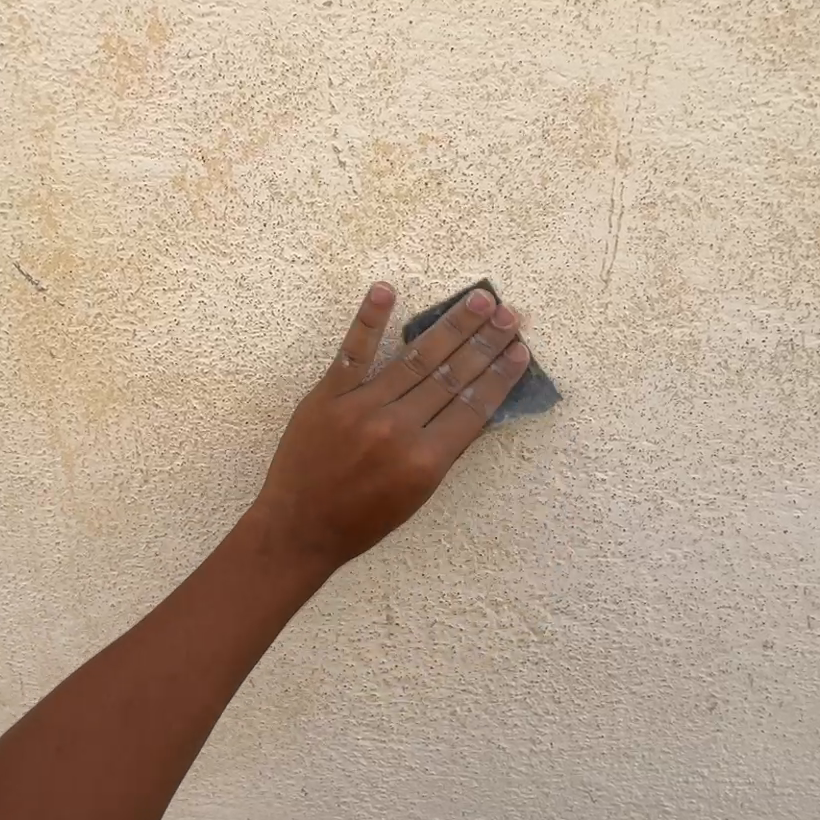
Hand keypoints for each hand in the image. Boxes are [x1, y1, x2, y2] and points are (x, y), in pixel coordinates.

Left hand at [248, 282, 531, 575]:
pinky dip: (369, 320)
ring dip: (450, 326)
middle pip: (452, 375)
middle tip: (510, 313)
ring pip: (415, 358)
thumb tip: (471, 407)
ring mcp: (360, 408)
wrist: (297, 529)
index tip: (521, 349)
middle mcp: (398, 429)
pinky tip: (385, 290)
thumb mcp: (416, 497)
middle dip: (486, 342)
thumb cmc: (361, 521)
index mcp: (425, 461)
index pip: (475, 407)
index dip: (501, 375)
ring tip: (477, 300)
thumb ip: (441, 451)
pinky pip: (353, 352)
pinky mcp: (326, 396)